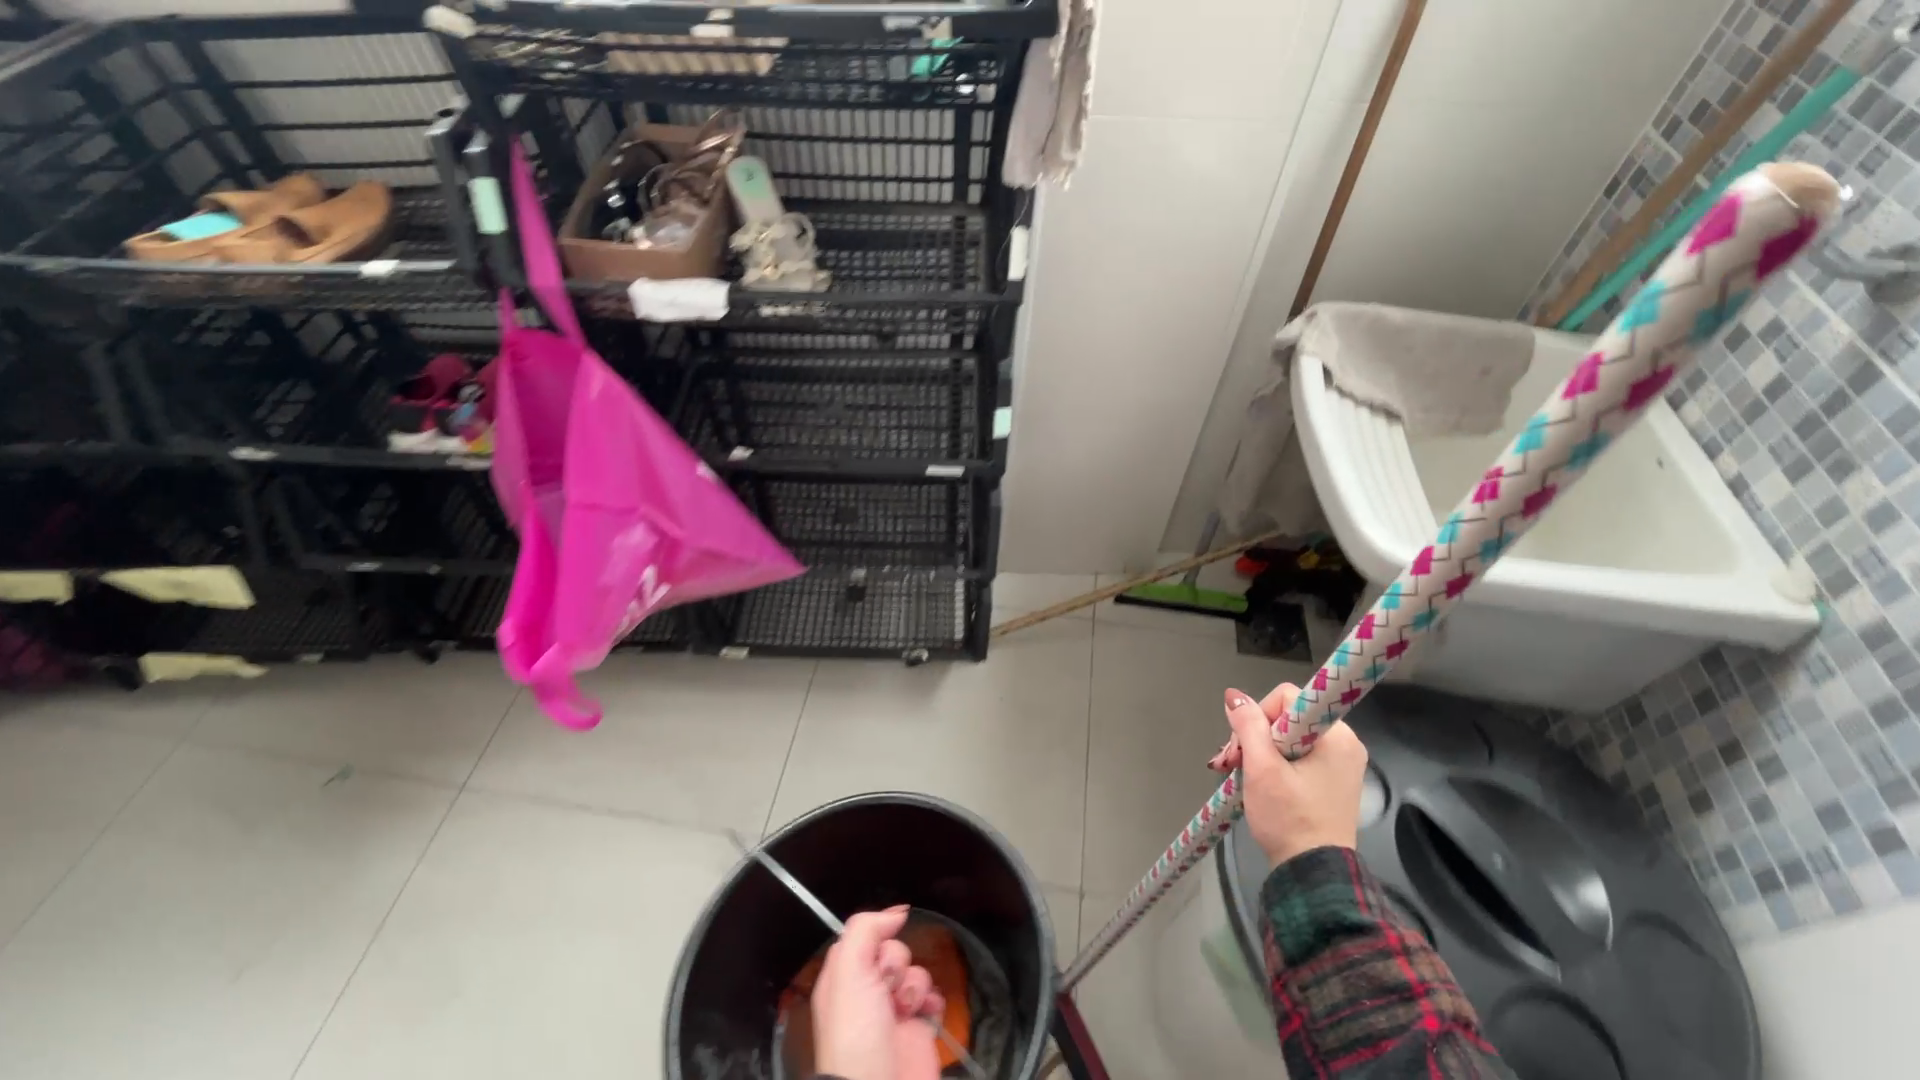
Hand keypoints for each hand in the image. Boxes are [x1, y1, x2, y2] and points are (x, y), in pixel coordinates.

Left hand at [812, 906, 944, 1079]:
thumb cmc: (856, 1034)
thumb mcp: (848, 971)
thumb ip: (865, 930)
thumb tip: (896, 912)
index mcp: (843, 977)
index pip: (865, 937)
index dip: (876, 940)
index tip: (878, 956)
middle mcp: (867, 991)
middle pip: (893, 951)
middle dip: (897, 964)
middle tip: (888, 988)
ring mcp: (893, 1010)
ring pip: (915, 971)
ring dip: (915, 984)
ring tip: (906, 1008)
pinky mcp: (918, 1027)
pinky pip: (932, 997)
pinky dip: (933, 1000)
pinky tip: (926, 1012)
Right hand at [1211, 684, 1369, 864]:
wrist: (1312, 871)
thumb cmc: (1288, 817)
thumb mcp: (1261, 768)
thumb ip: (1248, 726)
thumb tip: (1234, 695)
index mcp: (1337, 734)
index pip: (1288, 698)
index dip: (1259, 716)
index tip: (1243, 747)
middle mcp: (1345, 742)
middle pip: (1287, 717)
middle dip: (1255, 736)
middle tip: (1233, 764)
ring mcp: (1341, 763)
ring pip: (1290, 737)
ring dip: (1260, 751)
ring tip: (1240, 775)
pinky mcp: (1334, 781)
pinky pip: (1299, 756)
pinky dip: (1276, 764)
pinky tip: (1260, 783)